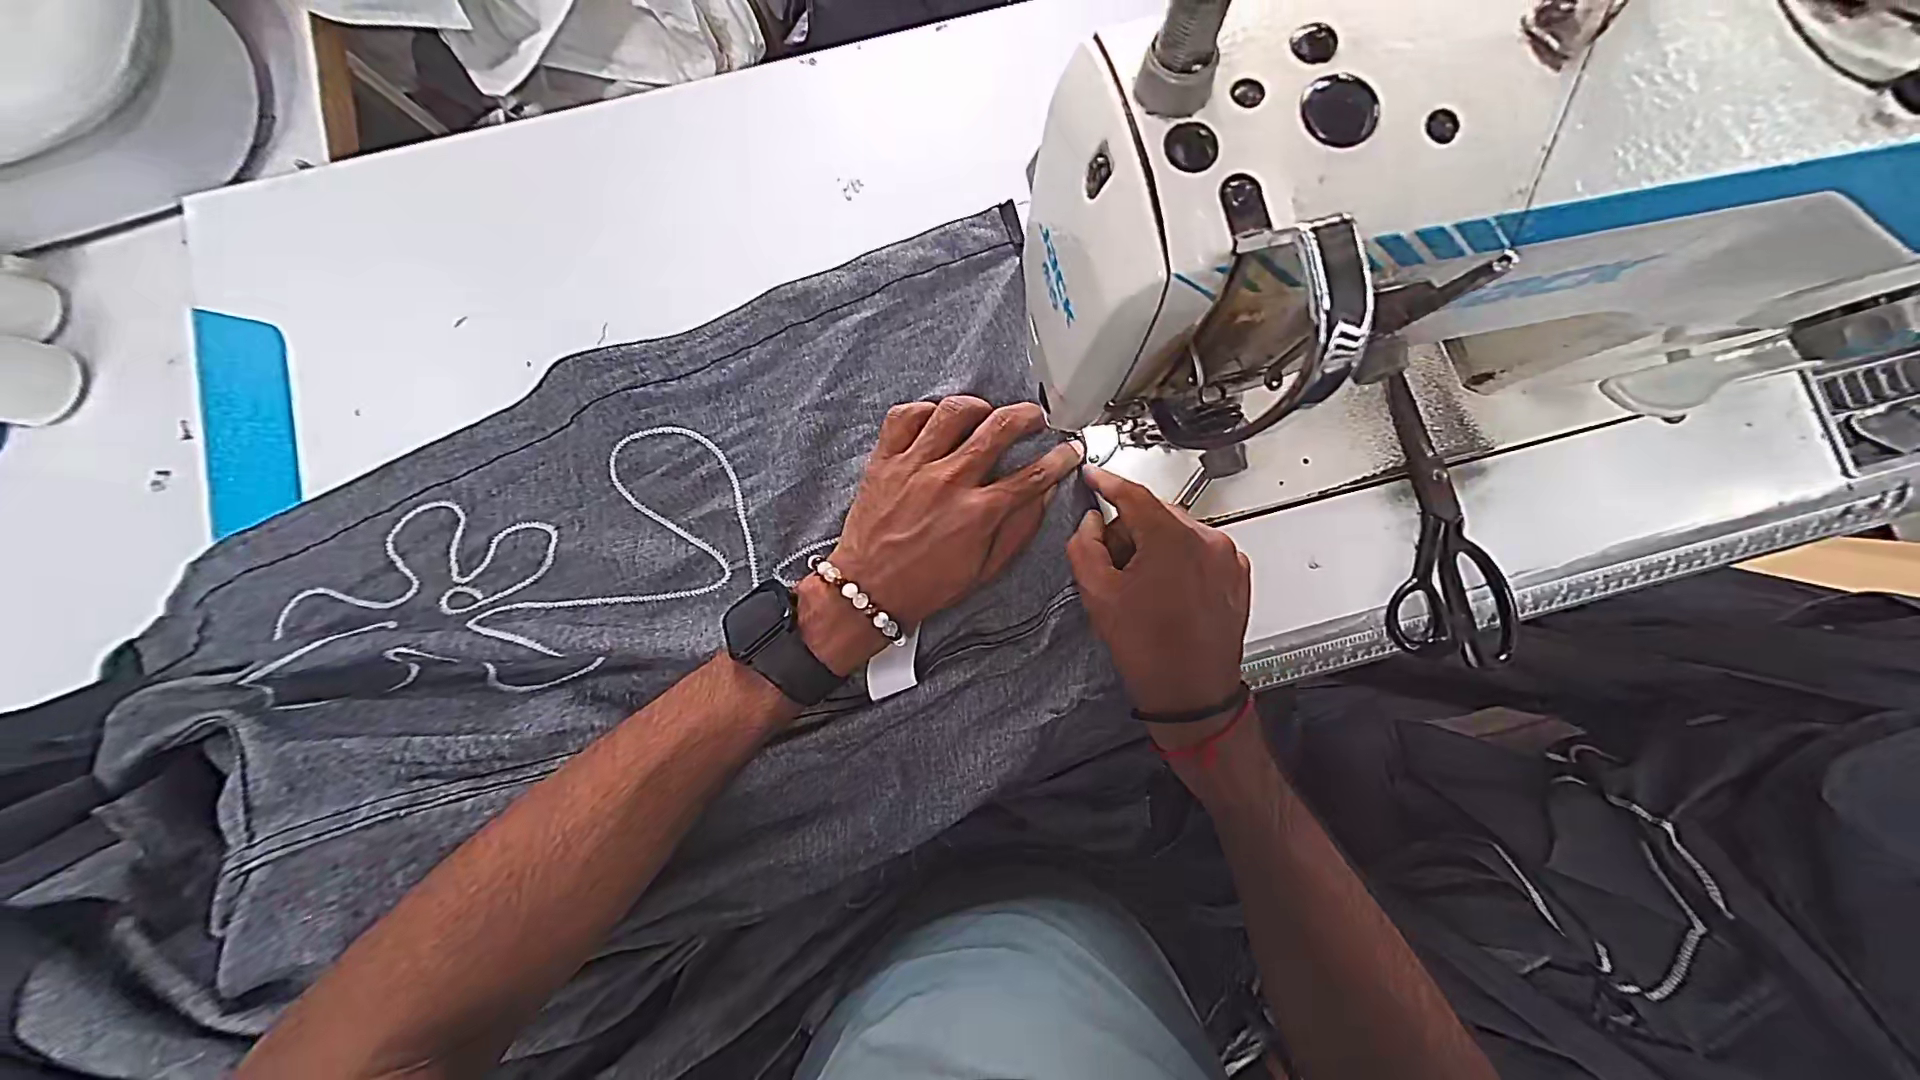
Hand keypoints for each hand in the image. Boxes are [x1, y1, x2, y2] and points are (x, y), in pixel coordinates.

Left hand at [797, 396, 1082, 673]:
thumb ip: (1020, 529)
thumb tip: (1045, 496)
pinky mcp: (885, 461)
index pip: (1033, 473)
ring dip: (980, 405)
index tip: (1066, 451)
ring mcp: (914, 467)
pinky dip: (925, 409)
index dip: (1059, 457)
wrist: (871, 590)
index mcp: (978, 513)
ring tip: (986, 413)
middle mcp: (948, 483)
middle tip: (1034, 418)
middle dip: (1028, 416)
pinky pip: (905, 416)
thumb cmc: (926, 584)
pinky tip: (937, 420)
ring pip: (954, 411)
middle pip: (1000, 427)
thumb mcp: (986, 568)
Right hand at [1066, 466, 1250, 717]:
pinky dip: (1179, 561)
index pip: (1133, 494)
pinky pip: (1199, 551)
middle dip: (1130, 532)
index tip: (1096, 475)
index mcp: (1171, 539)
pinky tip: (1167, 594)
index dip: (1107, 482)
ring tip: (1144, 590)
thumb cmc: (1153, 652)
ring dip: (1155, 547)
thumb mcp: (1098, 595)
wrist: (1191, 691)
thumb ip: (1084, 546)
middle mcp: (1206, 541)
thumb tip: (1090, 524)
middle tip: (1116, 569)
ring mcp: (1226, 558)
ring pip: (1177, 531)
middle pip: (1154, 513)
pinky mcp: (1236, 574)